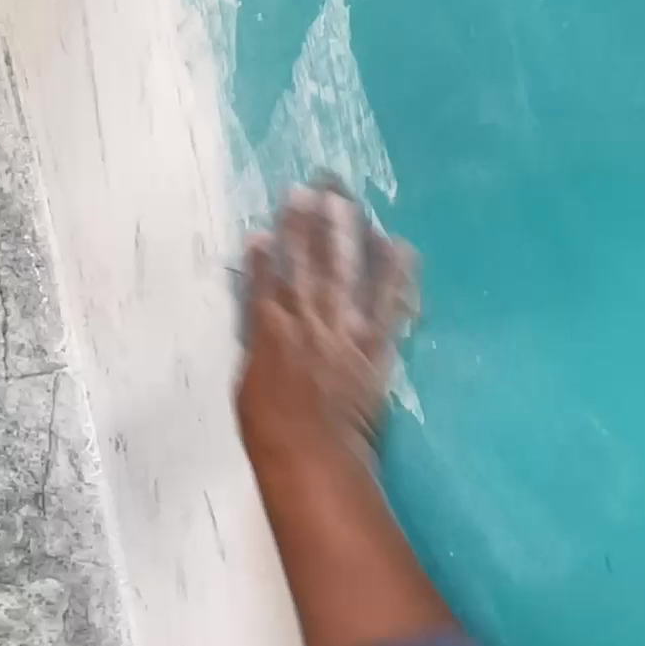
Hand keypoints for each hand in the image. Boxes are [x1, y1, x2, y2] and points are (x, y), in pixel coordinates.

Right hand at [235, 178, 418, 464]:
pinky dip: (395, 271)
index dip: (262, 256)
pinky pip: (389, 302)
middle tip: (307, 188)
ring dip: (344, 232)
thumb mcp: (246, 385)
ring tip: (344, 198)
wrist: (316, 457)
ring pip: (346, 271)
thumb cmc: (269, 430)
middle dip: (306, 224)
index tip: (261, 228)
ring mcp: (347, 330)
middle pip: (307, 265)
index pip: (265, 285)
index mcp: (270, 335)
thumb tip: (259, 322)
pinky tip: (398, 242)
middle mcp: (309, 322)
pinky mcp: (377, 344)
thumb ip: (256, 347)